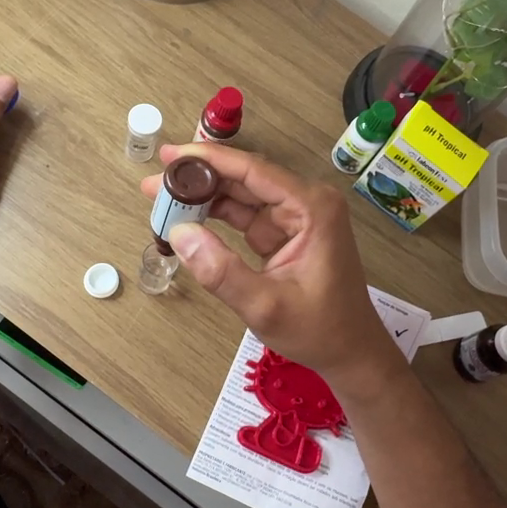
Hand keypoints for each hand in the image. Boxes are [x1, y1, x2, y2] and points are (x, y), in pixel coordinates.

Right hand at [142, 144, 398, 381]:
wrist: (352, 353)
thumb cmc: (320, 331)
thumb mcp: (266, 307)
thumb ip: (222, 272)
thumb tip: (179, 233)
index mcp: (312, 208)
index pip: (253, 170)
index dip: (208, 159)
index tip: (169, 154)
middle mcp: (306, 202)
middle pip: (244, 177)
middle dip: (199, 178)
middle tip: (154, 182)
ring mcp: (296, 216)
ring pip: (241, 194)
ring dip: (204, 196)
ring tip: (160, 198)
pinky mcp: (285, 232)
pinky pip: (245, 215)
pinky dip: (216, 216)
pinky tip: (186, 218)